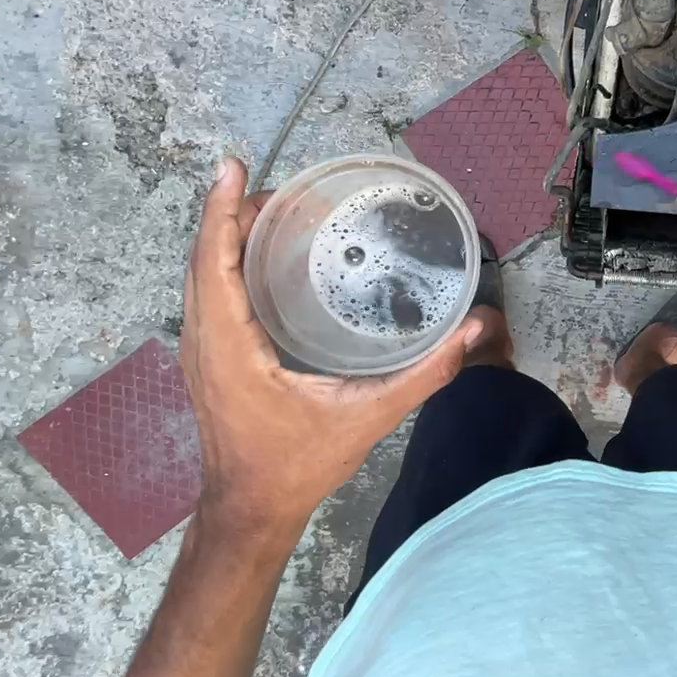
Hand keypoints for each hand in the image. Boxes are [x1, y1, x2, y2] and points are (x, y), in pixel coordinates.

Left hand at [180, 157, 483, 537]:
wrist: (251, 510)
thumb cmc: (302, 463)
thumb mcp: (370, 415)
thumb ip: (426, 371)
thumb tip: (476, 327)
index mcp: (229, 347)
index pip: (215, 264)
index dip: (220, 212)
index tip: (230, 167)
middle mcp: (203, 340)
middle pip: (203, 260)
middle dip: (229, 212)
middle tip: (280, 183)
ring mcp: (200, 350)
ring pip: (201, 275)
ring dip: (225, 234)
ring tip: (272, 205)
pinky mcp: (209, 357)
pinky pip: (208, 293)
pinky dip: (226, 260)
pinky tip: (263, 255)